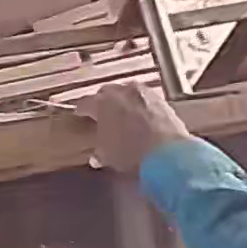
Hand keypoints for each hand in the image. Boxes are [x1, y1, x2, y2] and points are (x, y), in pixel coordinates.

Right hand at [75, 80, 191, 172]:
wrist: (168, 153)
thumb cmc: (129, 153)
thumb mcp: (106, 155)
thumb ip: (98, 151)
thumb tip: (96, 155)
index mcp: (101, 103)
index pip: (84, 103)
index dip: (80, 111)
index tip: (79, 116)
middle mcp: (121, 92)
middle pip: (106, 92)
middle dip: (102, 102)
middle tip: (100, 114)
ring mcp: (143, 93)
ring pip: (126, 92)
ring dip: (121, 101)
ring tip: (121, 114)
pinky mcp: (161, 99)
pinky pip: (143, 99)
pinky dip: (138, 106)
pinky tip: (139, 118)